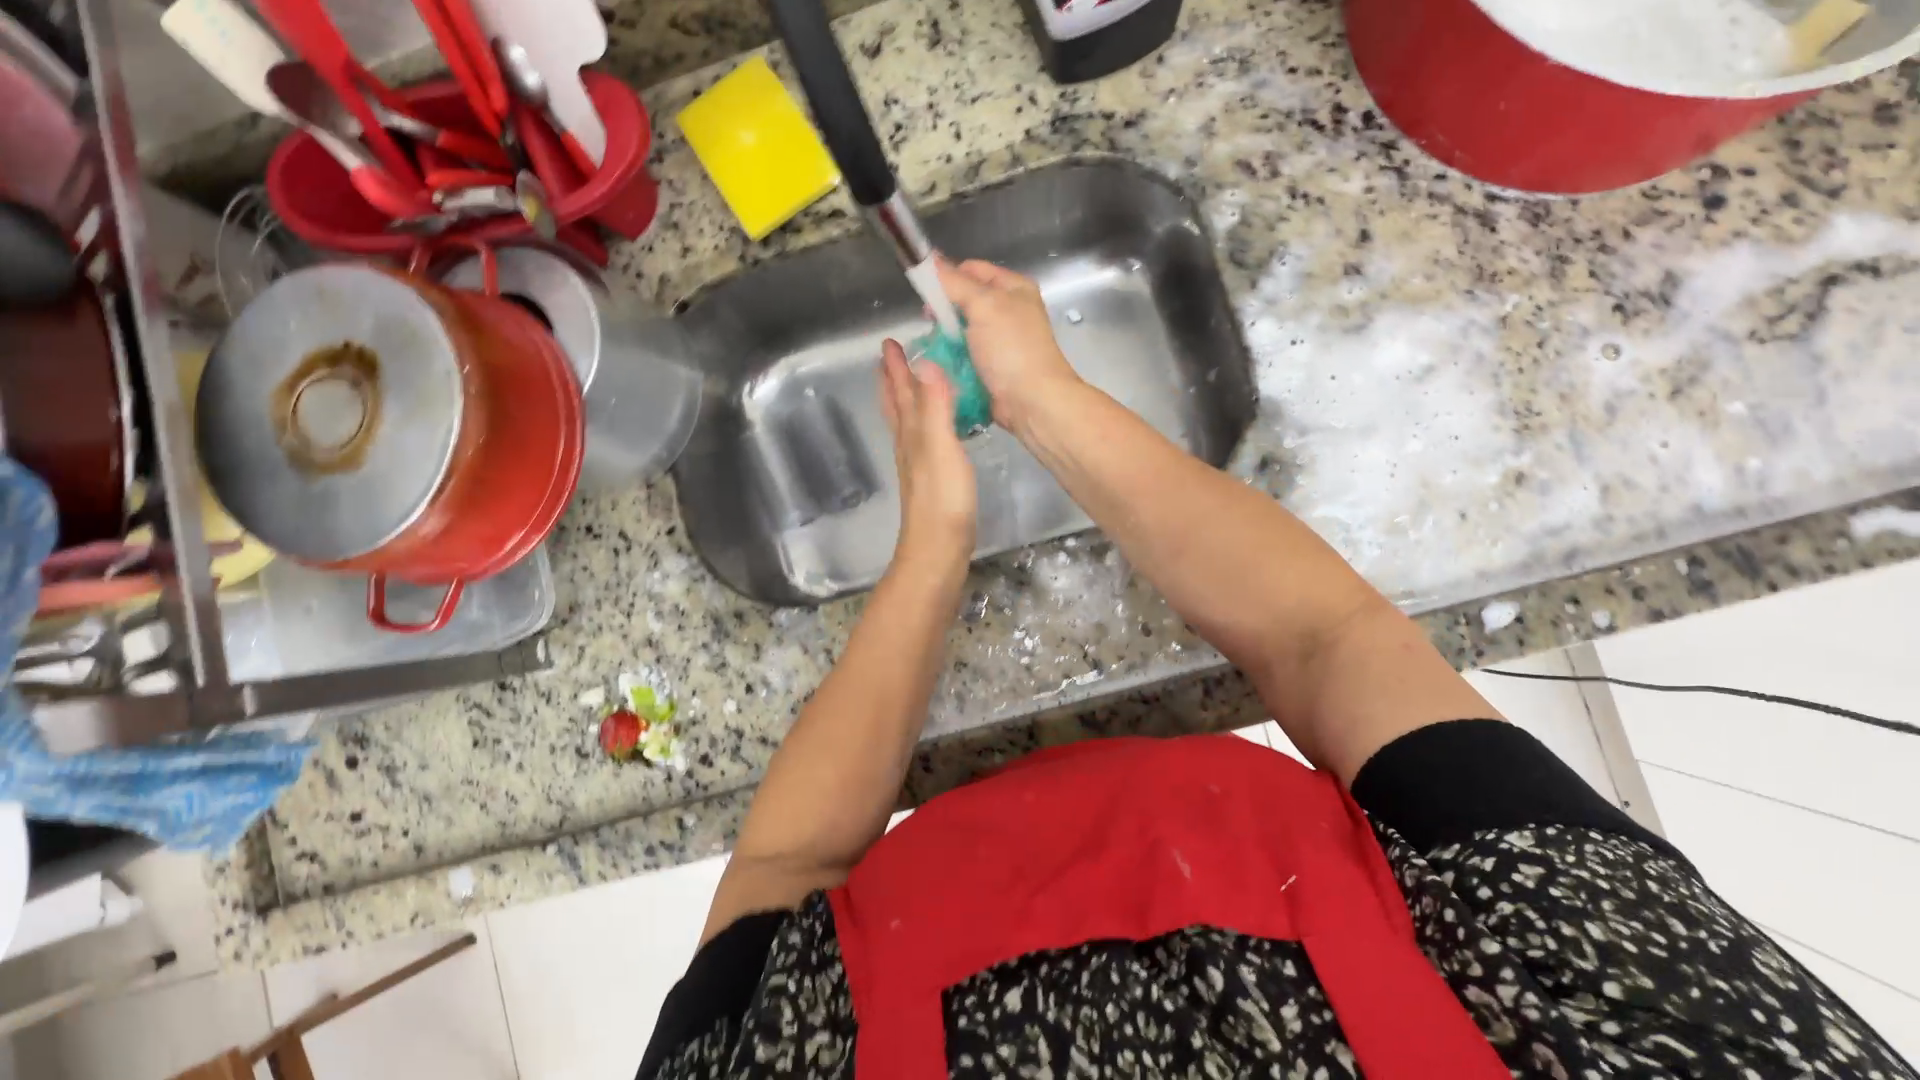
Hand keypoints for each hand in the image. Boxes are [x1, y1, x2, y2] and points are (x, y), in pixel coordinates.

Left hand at [879, 338, 975, 569]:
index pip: (901, 392)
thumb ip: (935, 407)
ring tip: (908, 386)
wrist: (938, 550)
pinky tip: (933, 432)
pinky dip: (925, 425)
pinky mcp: (932, 481)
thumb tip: (926, 363)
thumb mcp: (941, 448)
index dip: (896, 368)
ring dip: (905, 402)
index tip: (889, 342)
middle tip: (889, 359)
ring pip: (907, 424)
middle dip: (893, 382)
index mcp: (911, 434)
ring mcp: (918, 465)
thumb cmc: (943, 500)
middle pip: (897, 407)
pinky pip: (924, 441)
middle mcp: (909, 446)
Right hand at [933, 256, 1084, 434]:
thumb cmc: (1011, 348)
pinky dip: (951, 356)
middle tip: (930, 322)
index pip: (972, 269)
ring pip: (961, 329)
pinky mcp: (991, 365)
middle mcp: (1008, 310)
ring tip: (934, 344)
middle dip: (944, 309)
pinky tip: (941, 362)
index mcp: (1014, 288)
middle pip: (964, 299)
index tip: (927, 293)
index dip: (947, 276)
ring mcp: (999, 340)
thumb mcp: (983, 306)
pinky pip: (964, 353)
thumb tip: (930, 259)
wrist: (1032, 401)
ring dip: (945, 335)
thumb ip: (955, 283)